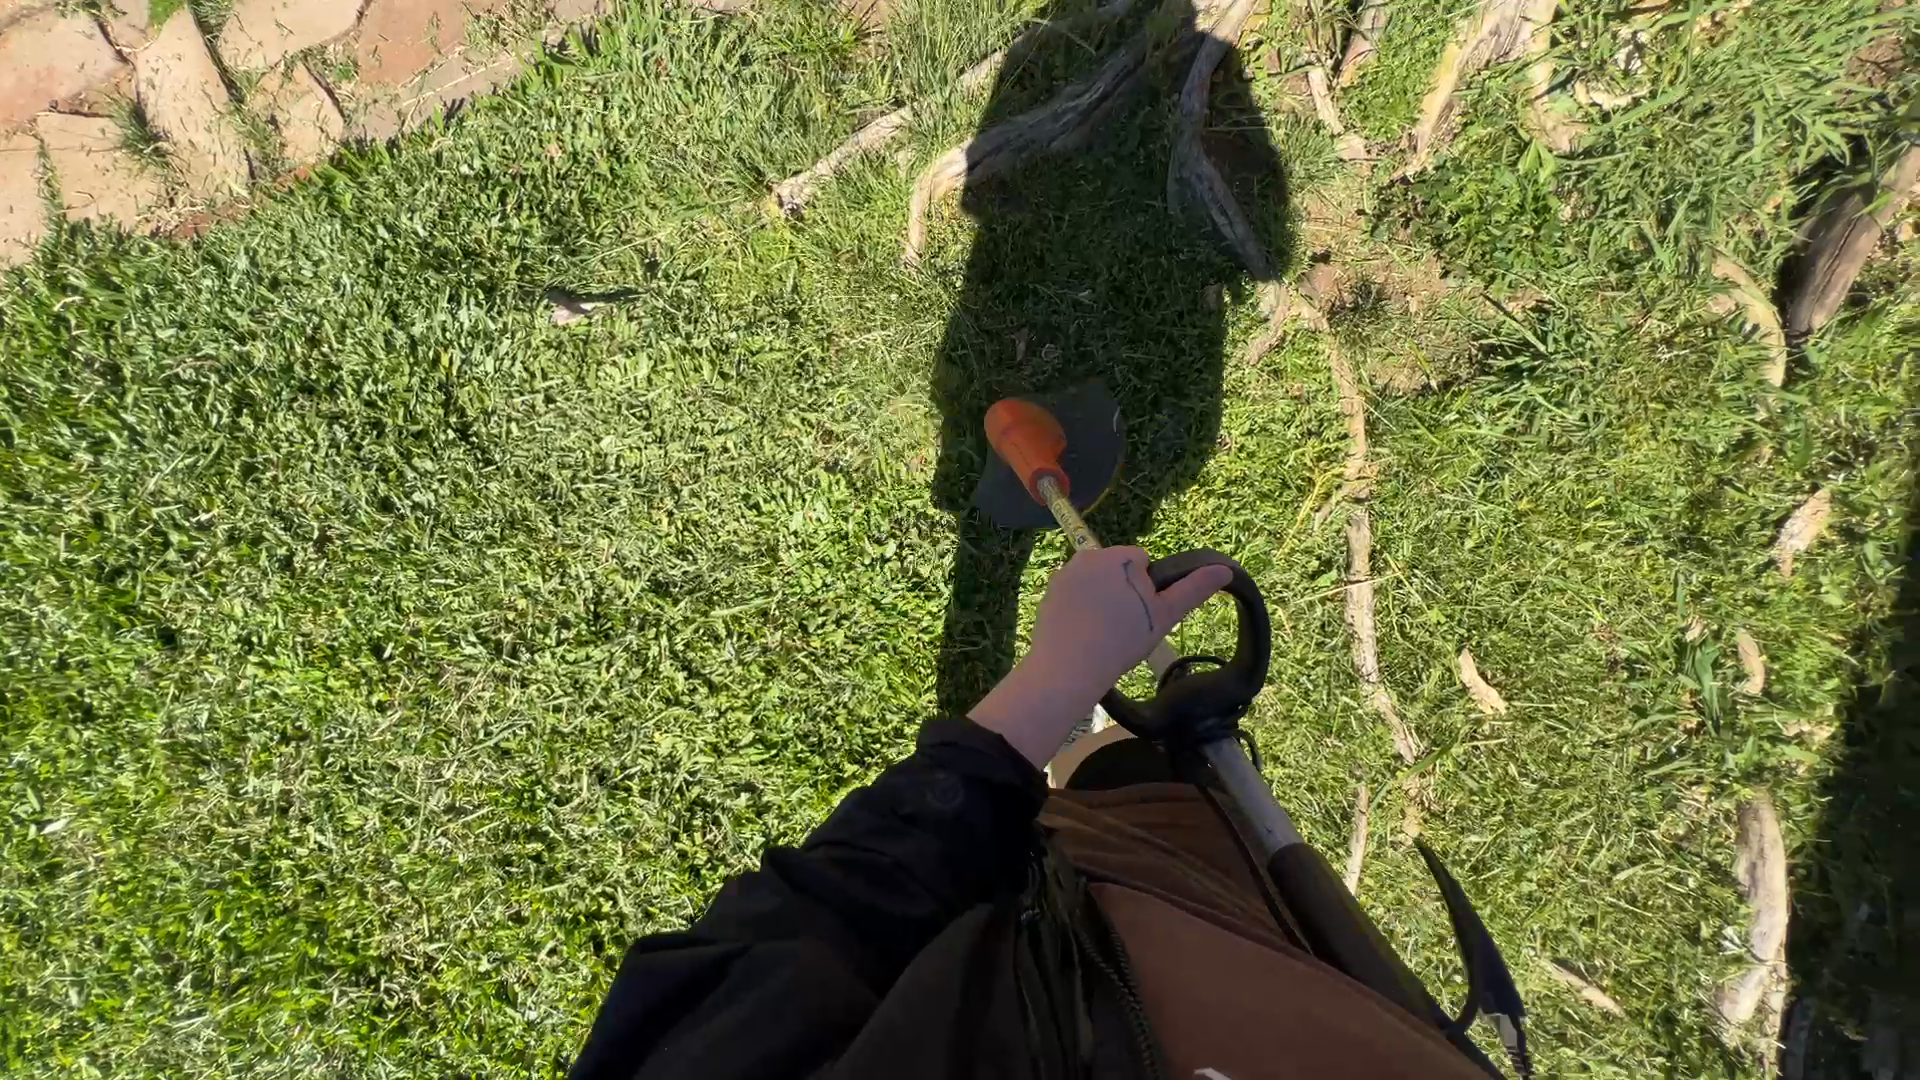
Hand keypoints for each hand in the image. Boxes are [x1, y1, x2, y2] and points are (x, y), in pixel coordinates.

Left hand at [967, 547, 1232, 766]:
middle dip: (1122, 590)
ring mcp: (1064, 574)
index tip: (1140, 614)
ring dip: (1101, 599)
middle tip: (1122, 626)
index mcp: (1118, 555)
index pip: (1141, 561)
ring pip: (1095, 583)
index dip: (1146, 588)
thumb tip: (1226, 570)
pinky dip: (1079, 608)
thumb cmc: (1122, 640)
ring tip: (1102, 632)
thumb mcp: (1164, 615)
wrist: (1069, 667)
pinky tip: (1082, 633)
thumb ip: (1193, 589)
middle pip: (1117, 569)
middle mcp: (1087, 556)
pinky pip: (1074, 595)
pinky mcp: (1048, 593)